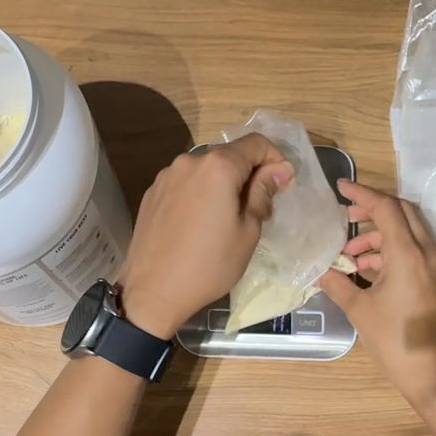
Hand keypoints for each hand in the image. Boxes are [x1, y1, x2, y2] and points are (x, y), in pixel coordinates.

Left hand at [115, 134, 294, 338]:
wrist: (153, 292)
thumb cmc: (209, 264)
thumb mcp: (248, 230)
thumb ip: (263, 191)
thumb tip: (280, 169)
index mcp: (217, 166)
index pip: (256, 143)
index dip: (276, 160)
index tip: (283, 186)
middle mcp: (189, 161)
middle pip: (229, 155)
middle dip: (249, 174)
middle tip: (258, 209)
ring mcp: (166, 176)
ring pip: (206, 169)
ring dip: (223, 184)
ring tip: (227, 219)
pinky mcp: (152, 193)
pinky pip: (186, 183)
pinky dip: (201, 193)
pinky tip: (200, 224)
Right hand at [317, 180, 435, 408]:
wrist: (431, 371)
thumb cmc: (394, 339)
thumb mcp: (358, 309)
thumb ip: (336, 282)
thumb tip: (317, 269)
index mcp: (407, 254)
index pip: (386, 208)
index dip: (362, 194)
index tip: (340, 187)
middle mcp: (426, 251)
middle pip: (401, 211)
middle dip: (372, 208)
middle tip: (345, 215)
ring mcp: (433, 264)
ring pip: (406, 230)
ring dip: (377, 233)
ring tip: (348, 255)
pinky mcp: (434, 277)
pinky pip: (411, 249)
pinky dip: (387, 249)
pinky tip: (364, 269)